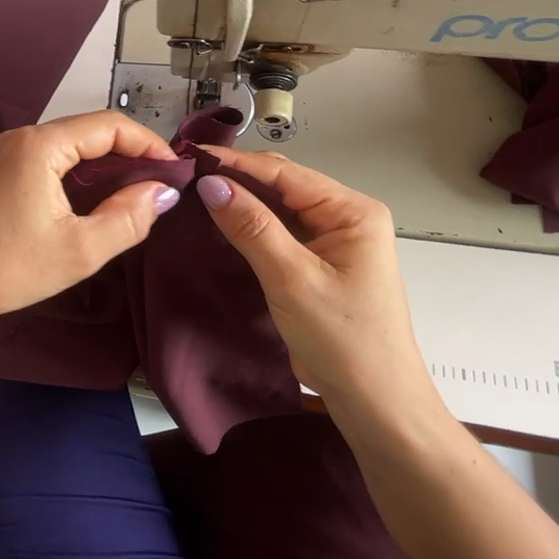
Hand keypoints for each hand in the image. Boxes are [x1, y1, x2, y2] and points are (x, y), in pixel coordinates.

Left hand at [0, 110, 180, 330]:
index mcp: (38, 146)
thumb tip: (164, 191)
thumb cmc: (9, 269)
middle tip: (163, 185)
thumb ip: (130, 216)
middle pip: (89, 130)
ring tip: (138, 193)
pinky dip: (80, 172)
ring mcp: (5, 153)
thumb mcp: (82, 249)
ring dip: (106, 164)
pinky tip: (97, 198)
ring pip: (71, 145)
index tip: (177, 172)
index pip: (109, 125)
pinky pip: (51, 159)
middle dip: (130, 153)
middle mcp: (20, 138)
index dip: (149, 144)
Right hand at [193, 147, 435, 416]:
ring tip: (193, 193)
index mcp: (353, 211)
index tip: (189, 158)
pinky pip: (277, 230)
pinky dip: (248, 225)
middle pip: (282, 184)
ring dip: (240, 201)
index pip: (285, 173)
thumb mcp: (291, 278)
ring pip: (277, 207)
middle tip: (185, 175)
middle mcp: (346, 217)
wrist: (373, 401)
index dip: (236, 163)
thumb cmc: (343, 338)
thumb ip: (251, 226)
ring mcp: (332, 240)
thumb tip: (209, 183)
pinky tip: (217, 223)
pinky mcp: (317, 262)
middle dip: (236, 178)